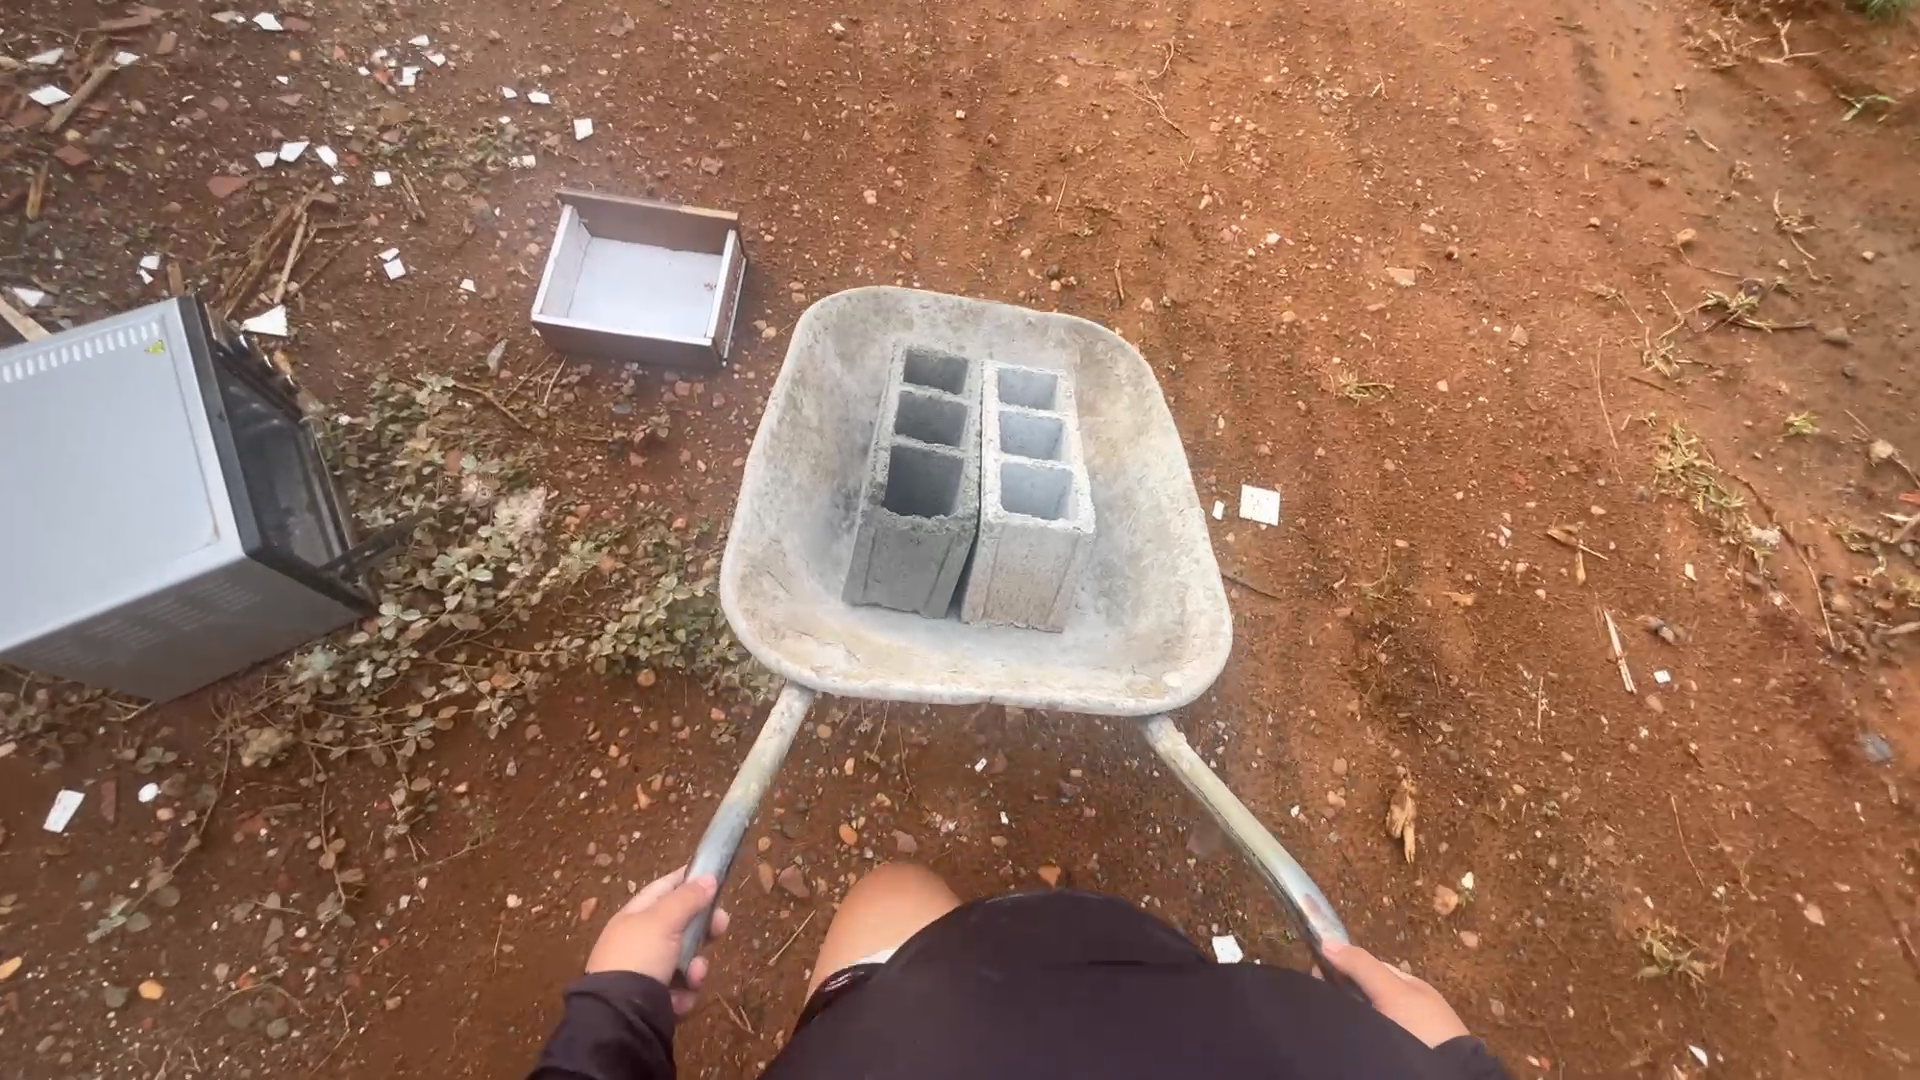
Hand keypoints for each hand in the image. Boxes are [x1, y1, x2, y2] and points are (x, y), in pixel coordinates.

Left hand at [586, 866, 730, 1016]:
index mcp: (633, 918)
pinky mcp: (655, 1001)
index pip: (663, 889)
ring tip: (694, 974)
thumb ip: (688, 898)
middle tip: (720, 926)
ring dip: (696, 965)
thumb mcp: (664, 920)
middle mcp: (639, 944)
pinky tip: (681, 996)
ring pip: (686, 958)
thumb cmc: (639, 957)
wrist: (619, 1019)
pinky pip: (681, 987)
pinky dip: (685, 991)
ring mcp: (646, 974)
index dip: (686, 880)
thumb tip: (709, 877)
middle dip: (704, 926)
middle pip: (681, 925)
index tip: (712, 875)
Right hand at [1318, 942, 1470, 1047]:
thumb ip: (1361, 965)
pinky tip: (1348, 1035)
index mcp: (1411, 987)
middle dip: (1344, 992)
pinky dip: (1360, 1032)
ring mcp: (1408, 1033)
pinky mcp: (1404, 1054)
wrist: (1447, 1076)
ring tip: (1331, 1019)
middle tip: (1322, 999)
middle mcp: (1410, 1008)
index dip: (1342, 967)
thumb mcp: (1391, 990)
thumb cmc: (1423, 1026)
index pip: (1368, 968)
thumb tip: (1325, 941)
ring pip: (1369, 1015)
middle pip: (1367, 992)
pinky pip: (1374, 1035)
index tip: (1317, 974)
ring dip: (1351, 1014)